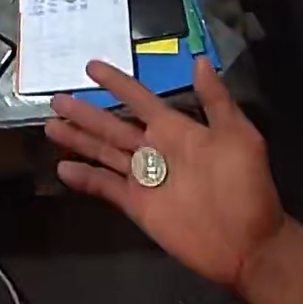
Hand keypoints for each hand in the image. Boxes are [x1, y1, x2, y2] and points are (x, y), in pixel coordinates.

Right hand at [46, 59, 287, 288]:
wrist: (251, 243)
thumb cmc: (247, 185)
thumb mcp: (238, 135)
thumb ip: (215, 100)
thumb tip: (198, 60)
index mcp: (174, 128)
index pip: (137, 98)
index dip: (115, 81)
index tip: (91, 66)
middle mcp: (153, 148)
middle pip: (111, 124)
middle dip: (84, 111)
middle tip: (56, 98)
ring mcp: (144, 177)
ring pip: (103, 151)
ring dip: (78, 138)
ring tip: (51, 125)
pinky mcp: (138, 205)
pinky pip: (107, 187)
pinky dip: (85, 178)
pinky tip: (63, 169)